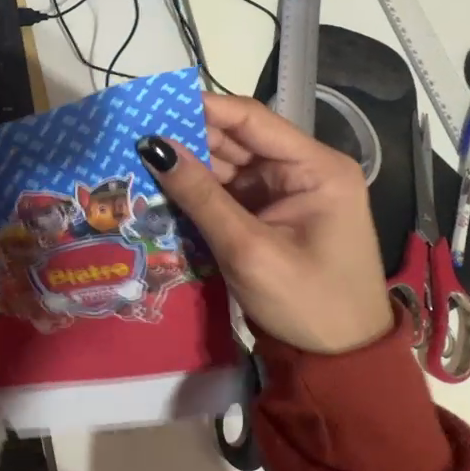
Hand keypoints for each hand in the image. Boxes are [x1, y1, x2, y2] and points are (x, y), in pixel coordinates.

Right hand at [140, 93, 392, 355]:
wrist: (340, 365)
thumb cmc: (307, 303)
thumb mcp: (247, 248)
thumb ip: (199, 194)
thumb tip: (152, 145)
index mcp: (316, 169)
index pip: (251, 118)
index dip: (200, 106)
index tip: (149, 105)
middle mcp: (301, 170)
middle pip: (233, 137)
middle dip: (184, 135)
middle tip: (129, 133)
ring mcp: (283, 191)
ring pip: (222, 161)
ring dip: (183, 162)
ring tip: (131, 156)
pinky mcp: (265, 212)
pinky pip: (221, 187)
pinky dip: (192, 187)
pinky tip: (155, 183)